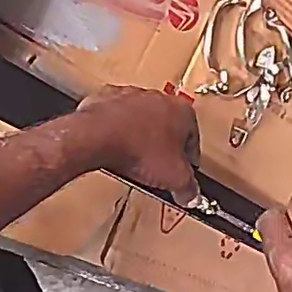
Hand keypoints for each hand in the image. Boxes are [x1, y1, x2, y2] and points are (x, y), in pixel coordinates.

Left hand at [76, 86, 200, 203]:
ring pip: (141, 120)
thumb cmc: (139, 150)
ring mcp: (131, 96)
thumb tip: (191, 195)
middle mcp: (159, 98)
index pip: (193, 138)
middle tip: (160, 167)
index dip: (189, 159)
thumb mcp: (174, 178)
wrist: (98, 137)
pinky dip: (117, 130)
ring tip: (136, 161)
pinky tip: (116, 147)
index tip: (185, 171)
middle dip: (164, 146)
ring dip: (141, 137)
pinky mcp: (107, 99)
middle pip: (167, 126)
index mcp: (183, 111)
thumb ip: (188, 187)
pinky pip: (116, 117)